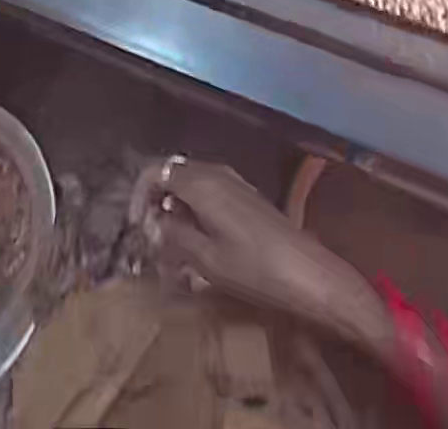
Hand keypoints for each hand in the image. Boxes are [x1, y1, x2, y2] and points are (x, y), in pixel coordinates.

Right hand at [129, 158, 335, 317]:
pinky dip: (194, 204)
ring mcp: (233, 180)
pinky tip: (198, 235)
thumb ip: (173, 234)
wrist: (312, 275)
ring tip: (171, 237)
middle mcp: (214, 172)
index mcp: (200, 183)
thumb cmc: (255, 268)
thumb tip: (155, 222)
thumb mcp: (205, 259)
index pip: (153, 171)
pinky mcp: (246, 194)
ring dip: (174, 202)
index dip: (138, 195)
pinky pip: (208, 187)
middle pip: (171, 172)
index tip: (136, 225)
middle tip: (150, 232)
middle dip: (154, 198)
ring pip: (189, 180)